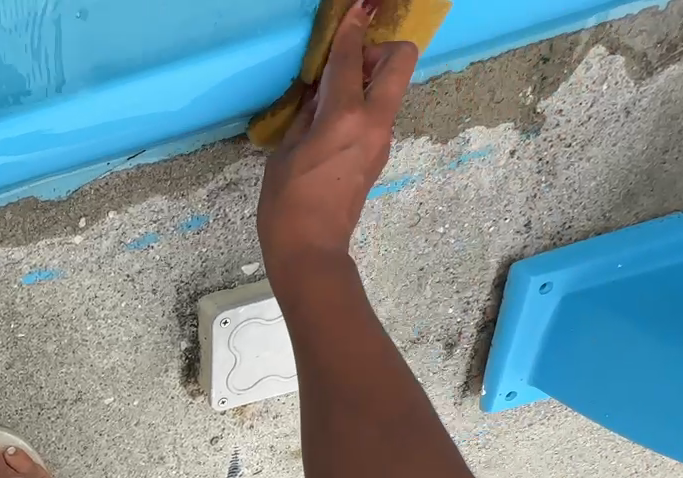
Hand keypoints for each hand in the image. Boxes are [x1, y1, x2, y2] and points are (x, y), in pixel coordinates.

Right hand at [257, 0, 416, 267]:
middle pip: (399, 59)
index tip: (355, 9)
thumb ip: (305, 119)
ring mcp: (381, 139)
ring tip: (328, 108)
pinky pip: (377, 116)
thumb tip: (317, 98)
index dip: (350, 30)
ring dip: (366, 84)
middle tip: (345, 70)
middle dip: (376, 52)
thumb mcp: (283, 156)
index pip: (349, 59)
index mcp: (343, 117)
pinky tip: (330, 134)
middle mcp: (373, 121)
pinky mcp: (378, 156)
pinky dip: (359, 111)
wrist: (309, 250)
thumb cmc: (285, 207)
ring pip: (389, 89)